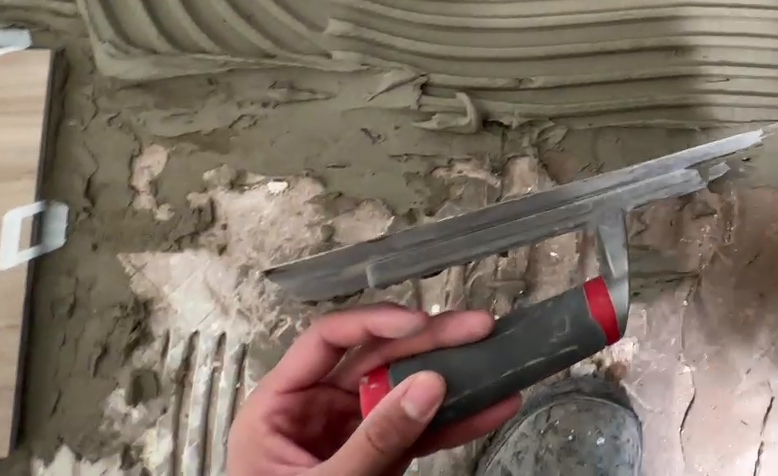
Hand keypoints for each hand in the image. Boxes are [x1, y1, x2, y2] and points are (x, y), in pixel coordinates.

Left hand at [227, 304, 521, 475]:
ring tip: (497, 358)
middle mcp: (318, 406)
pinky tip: (493, 407)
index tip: (421, 324)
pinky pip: (422, 427)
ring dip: (456, 374)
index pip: (328, 340)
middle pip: (381, 355)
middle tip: (480, 328)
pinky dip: (458, 419)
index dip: (376, 323)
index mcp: (280, 406)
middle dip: (434, 342)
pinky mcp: (381, 454)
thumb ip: (372, 442)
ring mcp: (354, 429)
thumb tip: (431, 384)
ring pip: (409, 385)